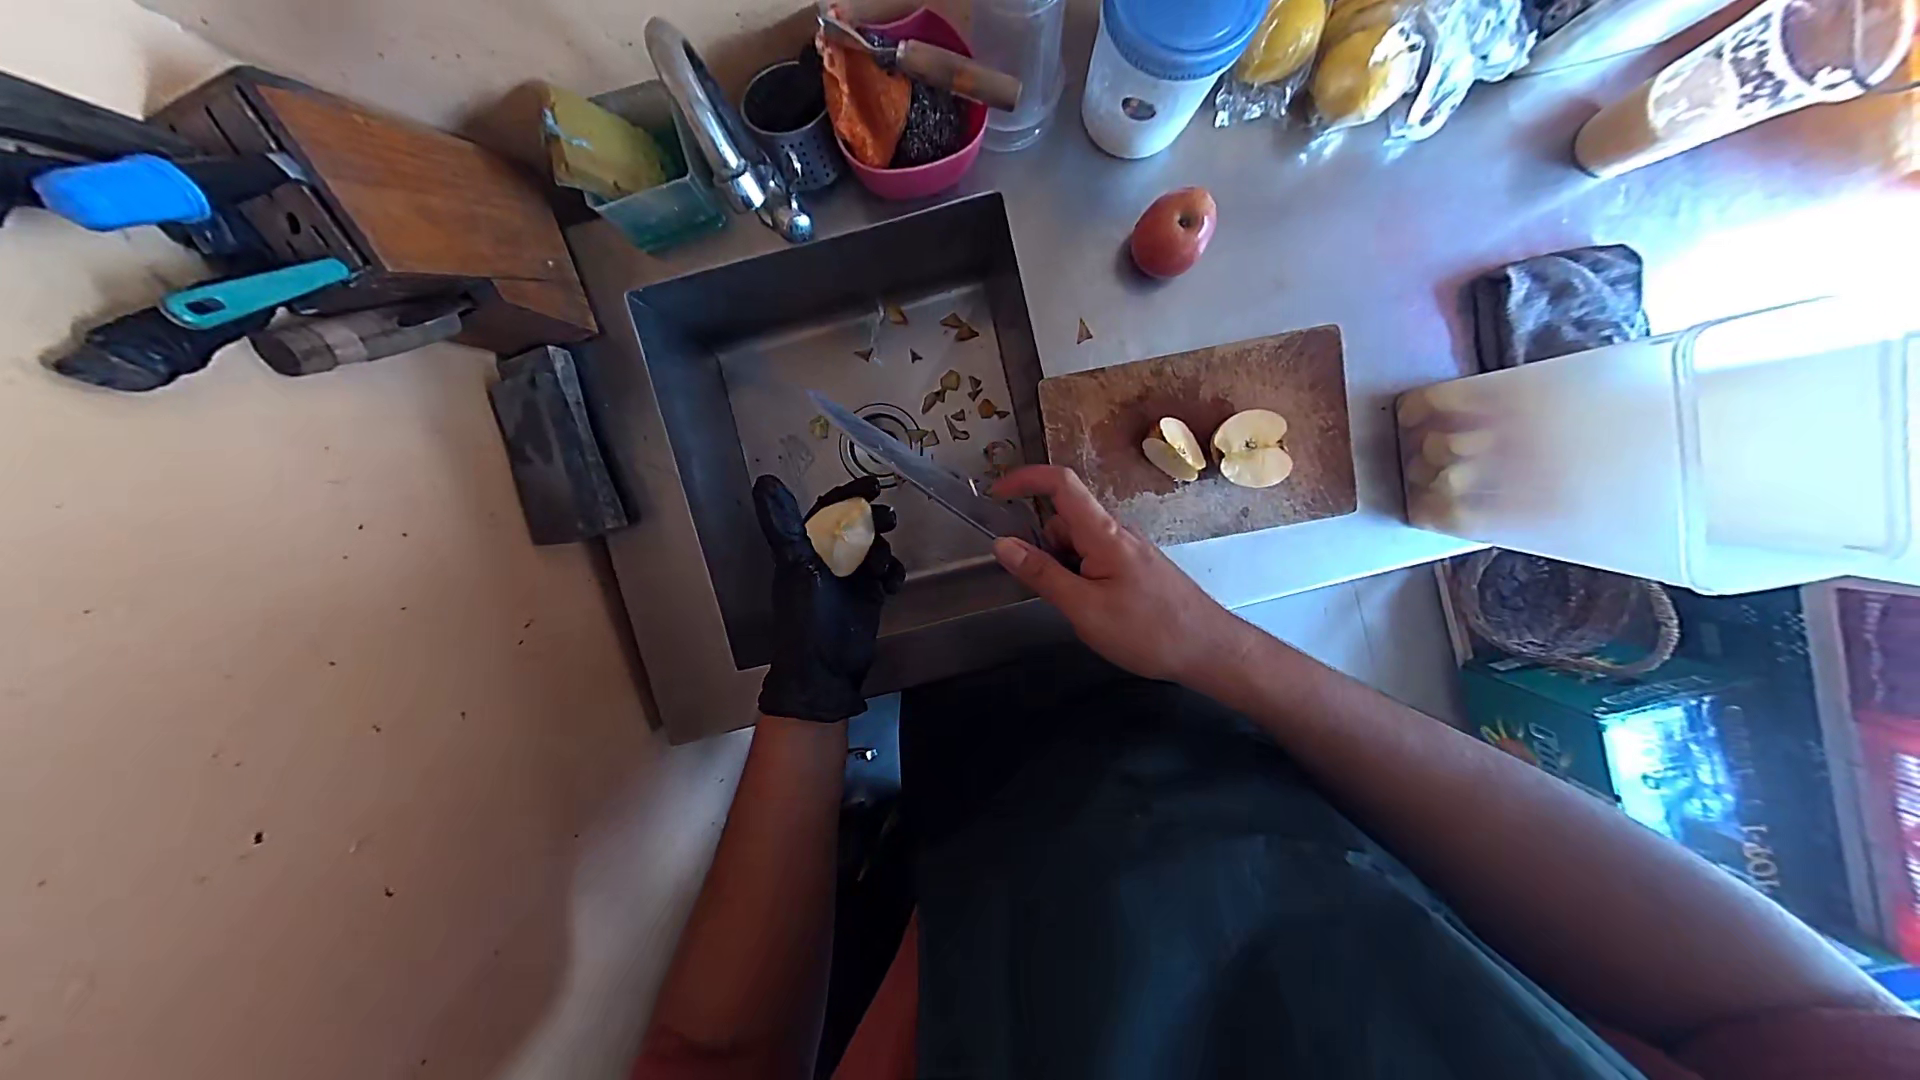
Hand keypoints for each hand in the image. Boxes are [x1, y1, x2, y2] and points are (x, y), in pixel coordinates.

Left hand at [754, 475, 906, 722]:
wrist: (824, 669)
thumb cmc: (805, 618)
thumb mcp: (794, 565)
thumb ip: (783, 524)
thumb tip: (764, 481)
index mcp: (806, 547)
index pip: (830, 508)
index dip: (851, 493)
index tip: (874, 486)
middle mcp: (828, 557)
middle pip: (857, 525)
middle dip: (875, 520)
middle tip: (890, 519)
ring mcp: (850, 577)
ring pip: (874, 548)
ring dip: (883, 551)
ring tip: (881, 566)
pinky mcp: (869, 596)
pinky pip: (886, 575)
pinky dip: (892, 574)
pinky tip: (892, 583)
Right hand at [990, 466, 1251, 685]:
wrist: (1209, 650)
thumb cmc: (1148, 631)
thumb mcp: (1084, 608)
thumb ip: (1041, 574)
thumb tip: (1003, 545)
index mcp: (1103, 533)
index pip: (1061, 484)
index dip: (1025, 478)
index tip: (996, 492)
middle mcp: (1117, 531)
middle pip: (1064, 519)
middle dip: (1042, 546)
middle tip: (1046, 588)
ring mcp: (1128, 548)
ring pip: (1078, 542)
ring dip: (1062, 566)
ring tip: (1077, 607)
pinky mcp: (1135, 566)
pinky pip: (1094, 557)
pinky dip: (1079, 574)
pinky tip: (1093, 608)